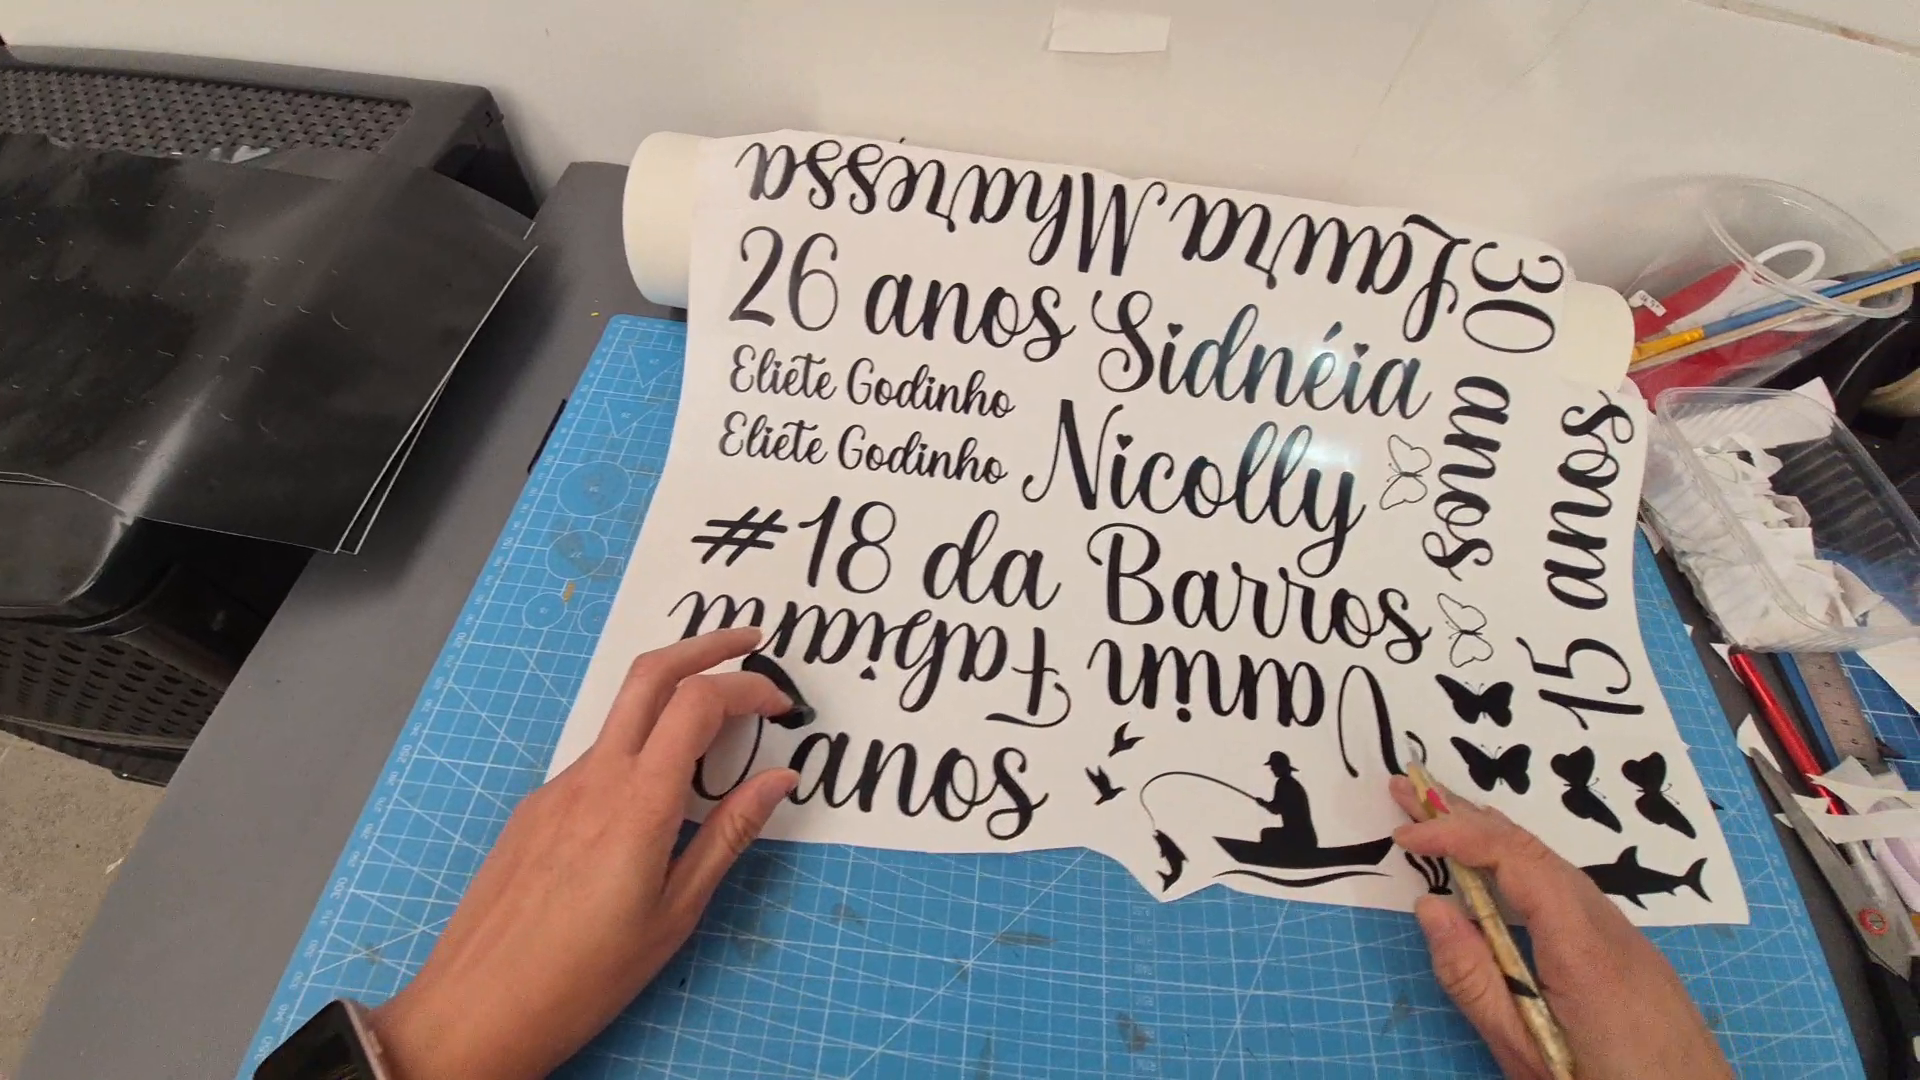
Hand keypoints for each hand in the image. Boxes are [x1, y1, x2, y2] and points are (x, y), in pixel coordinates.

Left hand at [367, 628, 798, 1079]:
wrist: (467, 1019)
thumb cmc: (586, 975)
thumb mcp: (676, 911)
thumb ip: (730, 834)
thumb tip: (781, 778)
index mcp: (639, 800)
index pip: (699, 702)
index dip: (748, 688)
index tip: (782, 706)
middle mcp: (597, 774)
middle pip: (651, 672)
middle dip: (707, 643)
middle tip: (752, 638)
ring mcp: (560, 784)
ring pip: (625, 711)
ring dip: (677, 691)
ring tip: (718, 717)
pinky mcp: (538, 804)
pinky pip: (603, 755)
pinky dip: (644, 744)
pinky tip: (657, 793)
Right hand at [1389, 775, 1730, 1079]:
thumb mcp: (1524, 1051)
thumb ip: (1472, 978)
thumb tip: (1427, 905)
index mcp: (1584, 950)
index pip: (1515, 860)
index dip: (1455, 835)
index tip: (1403, 835)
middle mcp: (1610, 928)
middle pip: (1530, 847)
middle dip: (1461, 813)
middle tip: (1404, 789)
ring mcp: (1625, 936)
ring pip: (1548, 860)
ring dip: (1486, 830)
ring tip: (1436, 809)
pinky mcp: (1627, 950)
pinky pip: (1562, 882)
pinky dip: (1513, 856)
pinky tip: (1491, 857)